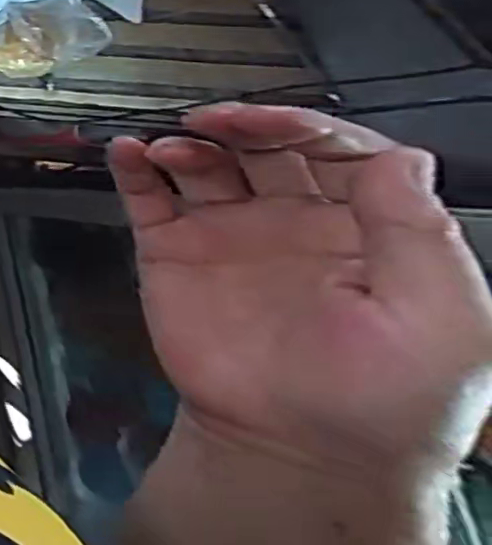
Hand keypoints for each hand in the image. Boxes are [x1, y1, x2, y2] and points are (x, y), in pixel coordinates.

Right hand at [108, 106, 491, 489]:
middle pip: (264, 151)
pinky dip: (131, 167)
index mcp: (364, 234)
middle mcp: (291, 222)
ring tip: (169, 149)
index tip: (268, 122)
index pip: (341, 158)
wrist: (289, 442)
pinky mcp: (169, 248)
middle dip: (239, 126)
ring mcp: (225, 233)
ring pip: (202, 165)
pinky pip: (146, 196)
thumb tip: (397, 157)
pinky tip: (126, 151)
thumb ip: (419, 237)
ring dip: (185, 145)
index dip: (307, 128)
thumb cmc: (382, 395)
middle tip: (210, 120)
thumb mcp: (438, 323)